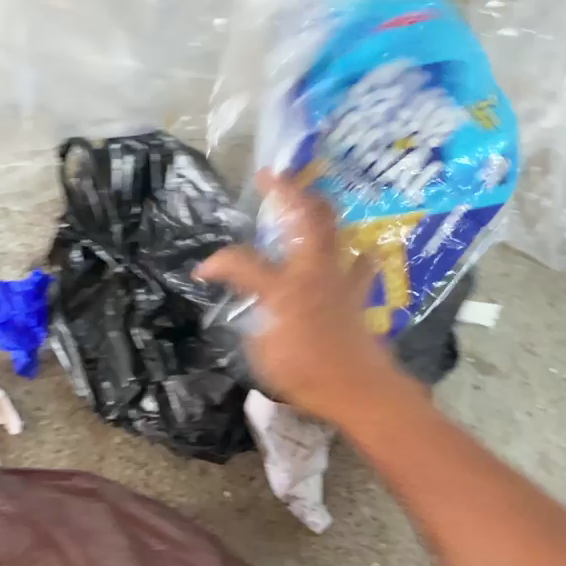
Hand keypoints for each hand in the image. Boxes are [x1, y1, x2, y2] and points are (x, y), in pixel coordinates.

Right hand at [197, 173, 420, 425]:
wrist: (360, 389)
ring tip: (311, 199)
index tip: (203, 271)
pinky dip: (357, 255)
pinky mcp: (359, 294)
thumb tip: (257, 314)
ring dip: (321, 209)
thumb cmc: (308, 378)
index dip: (218, 263)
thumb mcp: (265, 357)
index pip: (241, 263)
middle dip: (286, 190)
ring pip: (335, 229)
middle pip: (303, 217)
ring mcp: (340, 279)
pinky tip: (357, 252)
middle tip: (271, 176)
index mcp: (282, 289)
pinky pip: (362, 264)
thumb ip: (256, 327)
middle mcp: (312, 273)